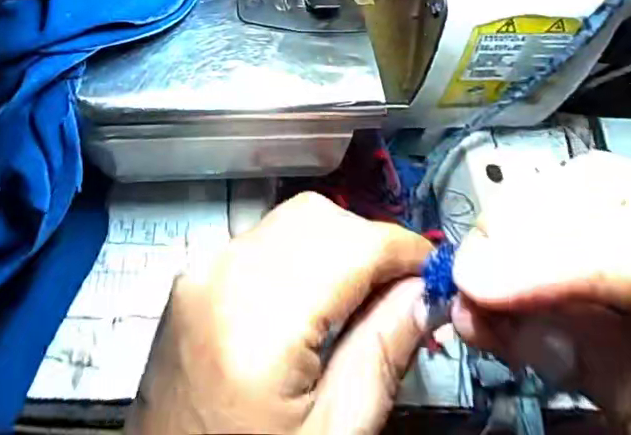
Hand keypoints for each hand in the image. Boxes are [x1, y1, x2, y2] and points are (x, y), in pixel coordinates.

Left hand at [128, 192, 434, 434]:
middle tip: (407, 291)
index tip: (439, 273)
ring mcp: (200, 270)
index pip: (347, 244)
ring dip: (335, 244)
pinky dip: (299, 255)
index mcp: (258, 319)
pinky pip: (258, 242)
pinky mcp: (192, 277)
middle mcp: (222, 273)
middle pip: (314, 217)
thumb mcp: (334, 434)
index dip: (402, 249)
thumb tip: (424, 293)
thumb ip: (382, 353)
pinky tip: (320, 299)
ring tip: (368, 297)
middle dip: (369, 242)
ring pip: (286, 221)